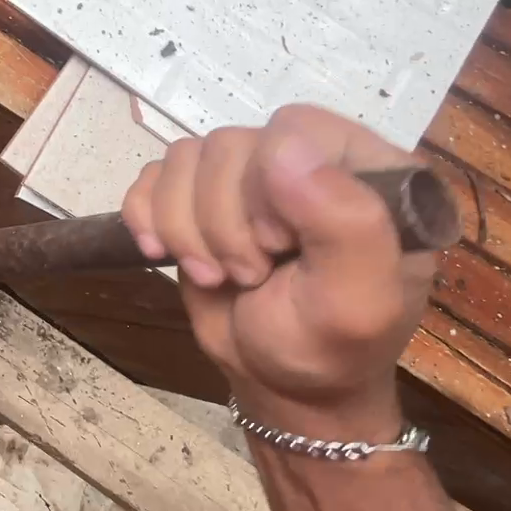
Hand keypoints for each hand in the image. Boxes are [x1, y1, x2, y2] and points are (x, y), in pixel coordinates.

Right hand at [121, 105, 434, 438]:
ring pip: (182, 159)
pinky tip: (161, 253)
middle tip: (247, 274)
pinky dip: (145, 217)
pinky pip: (149, 176)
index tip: (277, 245)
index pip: (294, 128)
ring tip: (213, 274)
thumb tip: (286, 148)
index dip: (267, 183)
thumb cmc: (328, 349)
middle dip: (220, 220)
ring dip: (182, 226)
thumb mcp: (355, 303)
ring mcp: (242, 178)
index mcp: (365, 171)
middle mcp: (303, 162)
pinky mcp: (192, 195)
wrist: (277, 382)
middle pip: (227, 145)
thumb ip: (344, 223)